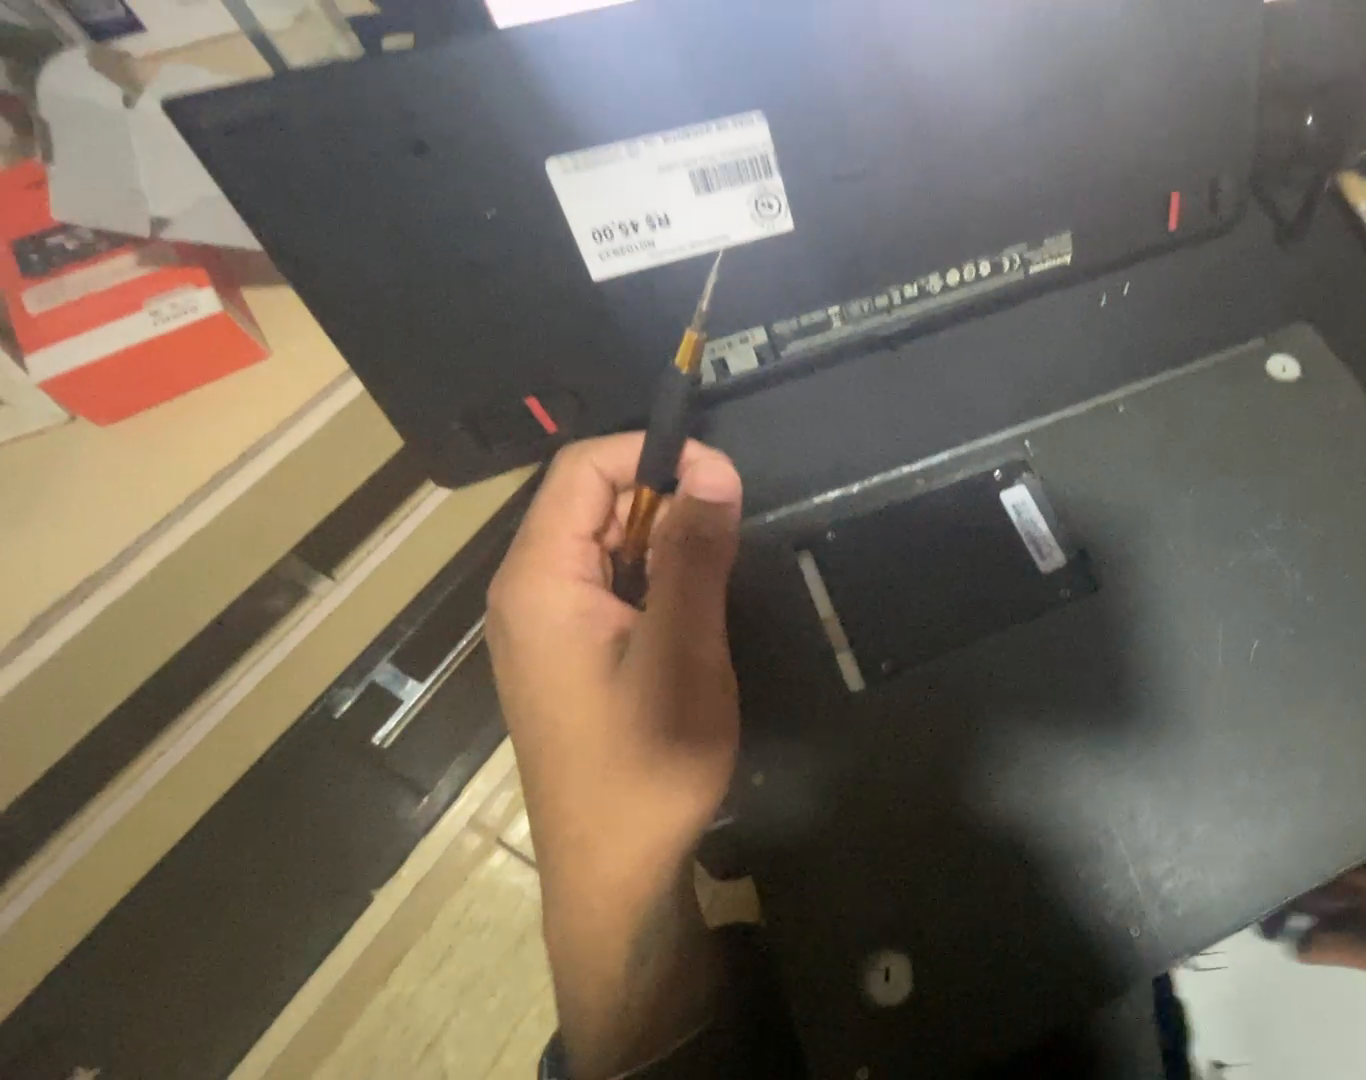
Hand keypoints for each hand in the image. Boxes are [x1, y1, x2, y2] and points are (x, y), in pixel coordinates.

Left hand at [488, 432, 742, 867]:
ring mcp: (542, 626)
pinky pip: (605, 584)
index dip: (653, 455)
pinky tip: (687, 613)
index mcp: (539, 579)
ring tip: (714, 579)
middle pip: (589, 501)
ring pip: (602, 543)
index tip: (724, 480)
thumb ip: (695, 553)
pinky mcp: (566, 654)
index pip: (582, 469)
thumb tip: (714, 467)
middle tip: (728, 538)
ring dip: (662, 541)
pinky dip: (651, 577)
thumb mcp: (684, 649)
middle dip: (662, 499)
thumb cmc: (647, 759)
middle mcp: (526, 591)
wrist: (615, 869)